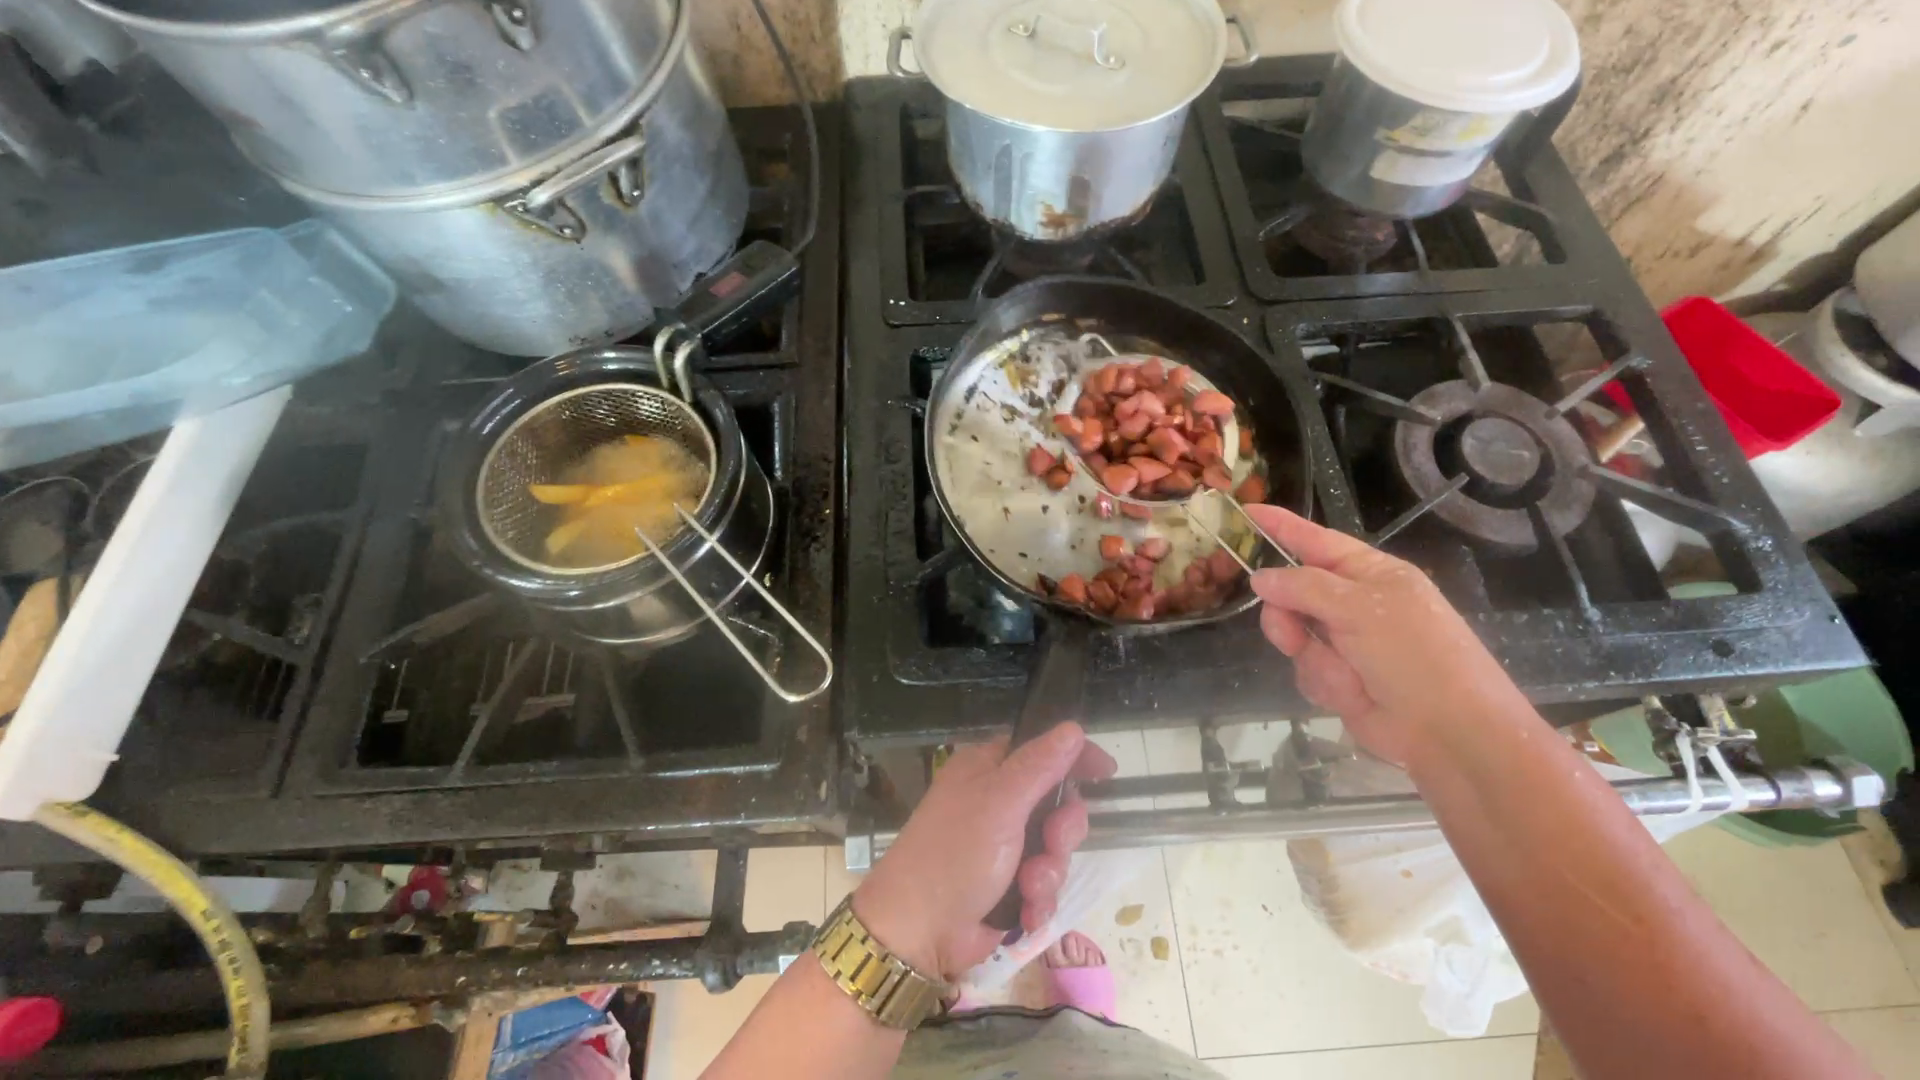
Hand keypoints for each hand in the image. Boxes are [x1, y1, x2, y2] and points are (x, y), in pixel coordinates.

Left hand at [851, 723, 1115, 980]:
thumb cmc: (954, 856)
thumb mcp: (999, 803)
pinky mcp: (1006, 885)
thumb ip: (1039, 766)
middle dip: (1061, 832)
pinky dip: (1039, 900)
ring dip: (1049, 873)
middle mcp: (995, 802)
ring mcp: (1000, 846)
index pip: (1041, 749)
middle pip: (1056, 803)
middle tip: (1050, 845)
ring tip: (1028, 889)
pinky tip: (1025, 913)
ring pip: (1054, 849)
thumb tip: (1072, 727)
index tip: (1106, 773)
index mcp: (986, 770)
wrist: (918, 932)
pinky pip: (1044, 884)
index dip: (1074, 758)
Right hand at [1244, 504, 1527, 768]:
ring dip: (1314, 657)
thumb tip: (1260, 578)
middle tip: (1289, 634)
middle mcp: (1356, 604)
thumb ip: (1304, 588)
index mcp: (1372, 574)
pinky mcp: (1340, 679)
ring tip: (1344, 674)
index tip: (1246, 512)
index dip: (1281, 527)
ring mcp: (1347, 643)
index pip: (1316, 541)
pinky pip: (1306, 669)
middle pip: (1293, 593)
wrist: (1448, 730)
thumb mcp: (1361, 608)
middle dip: (1288, 616)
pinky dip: (1325, 682)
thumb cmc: (1415, 655)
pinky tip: (1353, 695)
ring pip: (1295, 635)